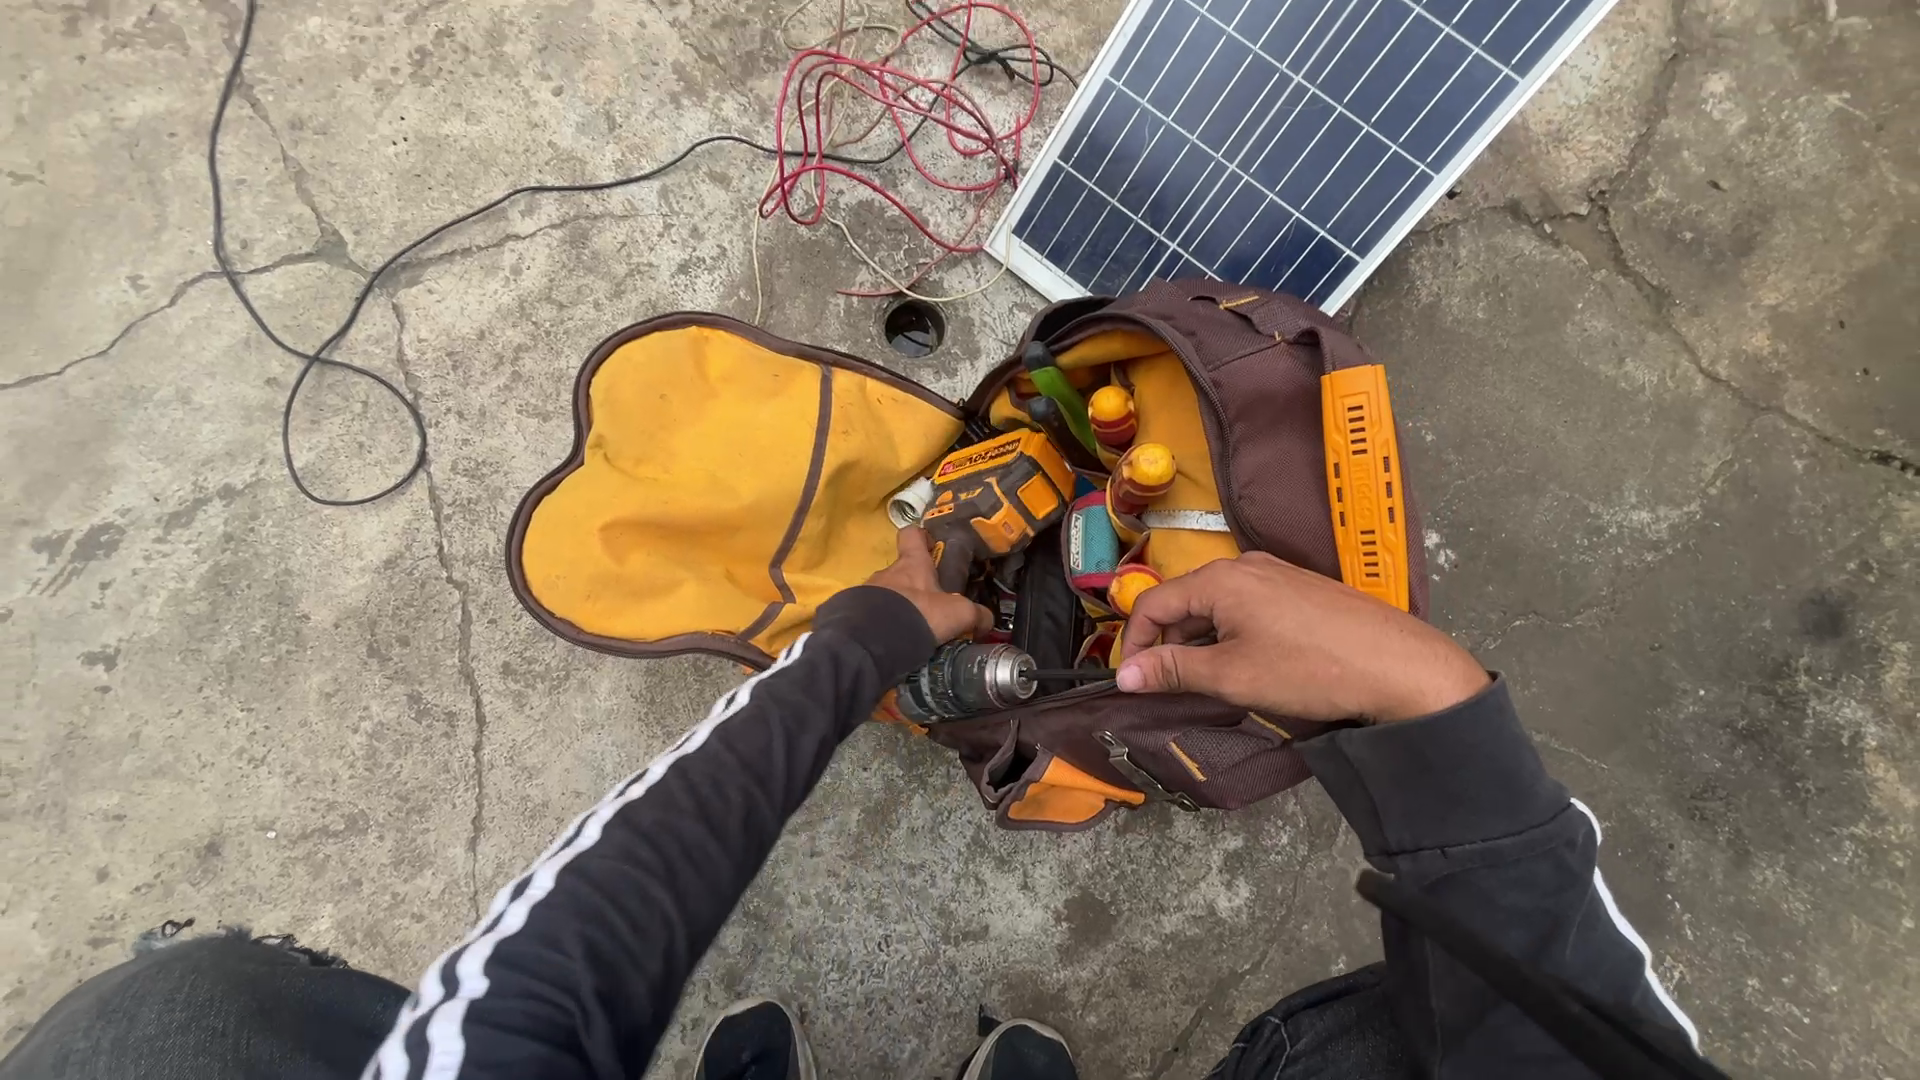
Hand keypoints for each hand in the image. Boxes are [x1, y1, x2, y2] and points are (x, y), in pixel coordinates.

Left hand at [865, 526, 993, 643]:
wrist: (873, 639)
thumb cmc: (918, 614)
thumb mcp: (957, 614)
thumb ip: (975, 615)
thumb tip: (988, 621)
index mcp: (912, 564)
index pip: (912, 534)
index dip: (922, 536)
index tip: (932, 546)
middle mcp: (886, 572)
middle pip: (901, 570)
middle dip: (915, 586)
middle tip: (931, 607)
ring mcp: (866, 592)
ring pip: (885, 594)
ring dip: (897, 607)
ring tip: (910, 630)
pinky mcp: (853, 613)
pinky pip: (869, 615)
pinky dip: (881, 624)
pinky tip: (892, 641)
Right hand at [1116, 552, 1488, 722]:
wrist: (1402, 667)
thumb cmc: (1309, 669)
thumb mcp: (1230, 675)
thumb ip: (1172, 670)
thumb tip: (1125, 674)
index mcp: (1219, 579)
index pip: (1152, 602)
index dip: (1134, 641)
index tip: (1133, 677)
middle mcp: (1244, 565)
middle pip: (1184, 601)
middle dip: (1171, 642)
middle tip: (1176, 684)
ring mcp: (1276, 573)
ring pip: (1216, 604)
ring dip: (1203, 640)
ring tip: (1218, 679)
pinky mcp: (1300, 587)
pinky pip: (1247, 604)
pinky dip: (1233, 632)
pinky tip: (1253, 662)